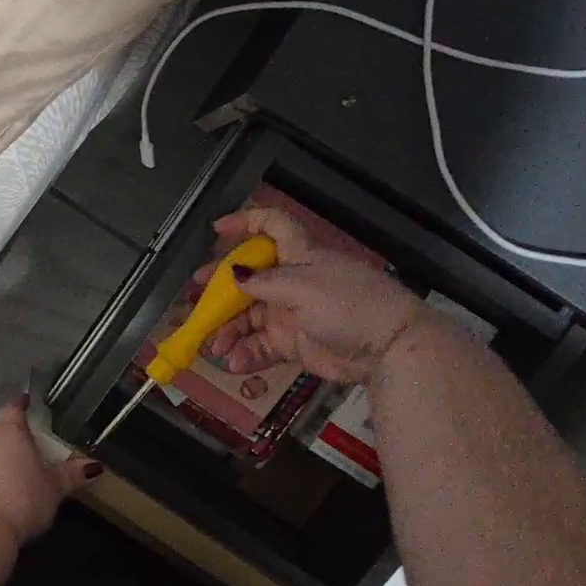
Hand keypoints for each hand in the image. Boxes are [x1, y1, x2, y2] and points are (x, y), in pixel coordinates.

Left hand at [0, 394, 100, 545]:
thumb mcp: (53, 488)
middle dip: (12, 437)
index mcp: (9, 432)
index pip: (13, 409)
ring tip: (16, 472)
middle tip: (29, 445)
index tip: (26, 401)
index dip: (20, 404)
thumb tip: (94, 465)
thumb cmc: (22, 498)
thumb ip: (71, 475)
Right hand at [200, 207, 433, 384]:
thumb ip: (263, 283)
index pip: (272, 226)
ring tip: (216, 347)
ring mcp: (291, 314)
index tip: (217, 229)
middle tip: (196, 303)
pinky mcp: (294, 343)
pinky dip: (245, 354)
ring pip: (247, 318)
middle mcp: (291, 282)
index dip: (246, 222)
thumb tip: (233, 275)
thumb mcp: (303, 287)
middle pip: (247, 280)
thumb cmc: (350, 306)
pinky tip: (234, 363)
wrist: (389, 349)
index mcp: (298, 256)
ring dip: (228, 331)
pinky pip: (260, 346)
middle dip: (220, 291)